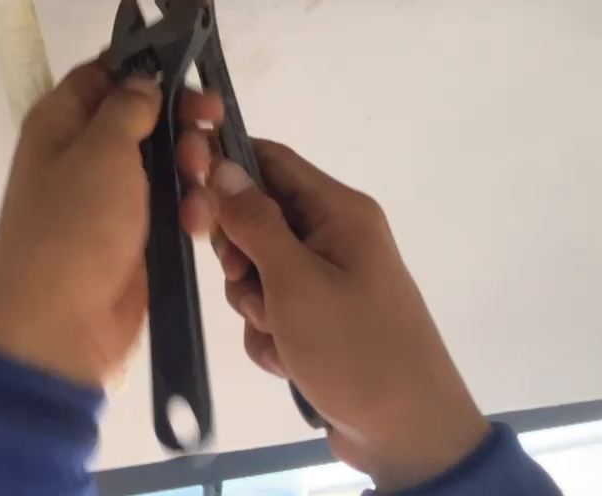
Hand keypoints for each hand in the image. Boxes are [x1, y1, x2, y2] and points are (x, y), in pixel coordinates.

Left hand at [0, 62, 220, 388]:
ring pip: (160, 157)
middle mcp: (82, 149)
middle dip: (178, 116)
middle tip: (212, 120)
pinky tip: (197, 220)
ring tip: (201, 177)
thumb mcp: (101, 152)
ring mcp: (108, 192)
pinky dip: (187, 205)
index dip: (142, 66)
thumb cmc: (75, 226)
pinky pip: (168, 200)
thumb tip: (142, 80)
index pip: (102, 73)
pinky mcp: (133, 230)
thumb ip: (127, 107)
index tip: (185, 69)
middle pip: (140, 113)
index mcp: (60, 120)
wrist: (61, 328)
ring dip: (188, 163)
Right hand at [179, 136, 488, 490]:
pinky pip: (271, 303)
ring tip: (279, 332)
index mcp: (338, 211)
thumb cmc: (356, 350)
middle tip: (242, 278)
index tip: (189, 194)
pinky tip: (288, 358)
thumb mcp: (295, 282)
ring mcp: (327, 276)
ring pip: (257, 263)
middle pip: (256, 214)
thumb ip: (253, 220)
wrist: (411, 444)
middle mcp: (333, 234)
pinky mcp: (320, 314)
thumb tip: (219, 164)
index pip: (269, 159)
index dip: (224, 165)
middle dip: (239, 253)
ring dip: (252, 299)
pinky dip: (269, 329)